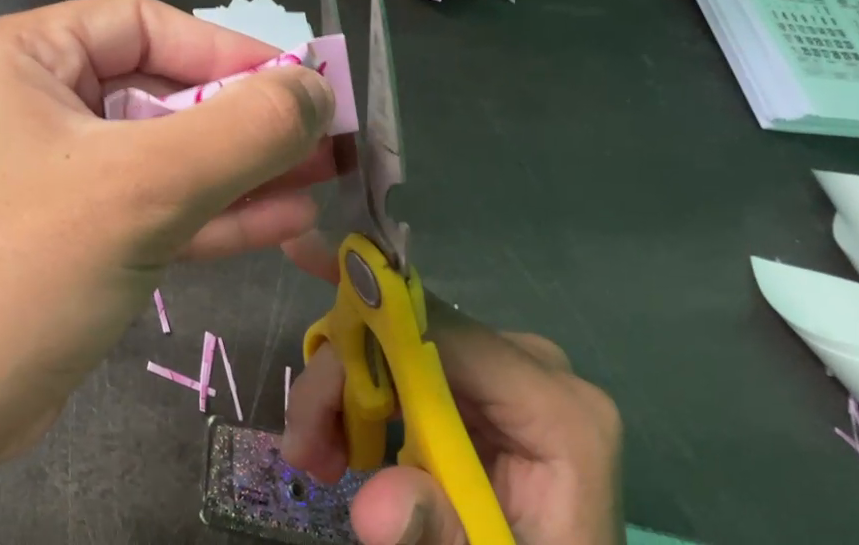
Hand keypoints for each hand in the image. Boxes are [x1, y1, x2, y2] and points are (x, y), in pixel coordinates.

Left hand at [0, 0, 336, 461]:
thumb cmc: (28, 267)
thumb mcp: (144, 186)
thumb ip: (242, 129)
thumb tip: (318, 89)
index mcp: (18, 57)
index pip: (143, 27)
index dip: (231, 53)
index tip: (309, 88)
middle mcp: (26, 100)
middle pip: (155, 89)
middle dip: (243, 122)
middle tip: (330, 143)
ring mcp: (44, 169)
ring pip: (158, 153)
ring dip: (238, 171)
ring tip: (322, 184)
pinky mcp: (62, 230)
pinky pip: (144, 203)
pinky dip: (208, 212)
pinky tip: (284, 221)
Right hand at [280, 254, 623, 544]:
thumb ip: (440, 536)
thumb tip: (377, 505)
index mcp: (557, 410)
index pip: (440, 338)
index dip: (364, 349)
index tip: (304, 403)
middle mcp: (534, 366)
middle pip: (406, 335)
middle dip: (339, 381)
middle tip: (301, 449)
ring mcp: (504, 366)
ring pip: (392, 339)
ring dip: (340, 388)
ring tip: (315, 455)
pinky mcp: (480, 377)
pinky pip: (401, 352)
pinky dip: (357, 379)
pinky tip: (332, 403)